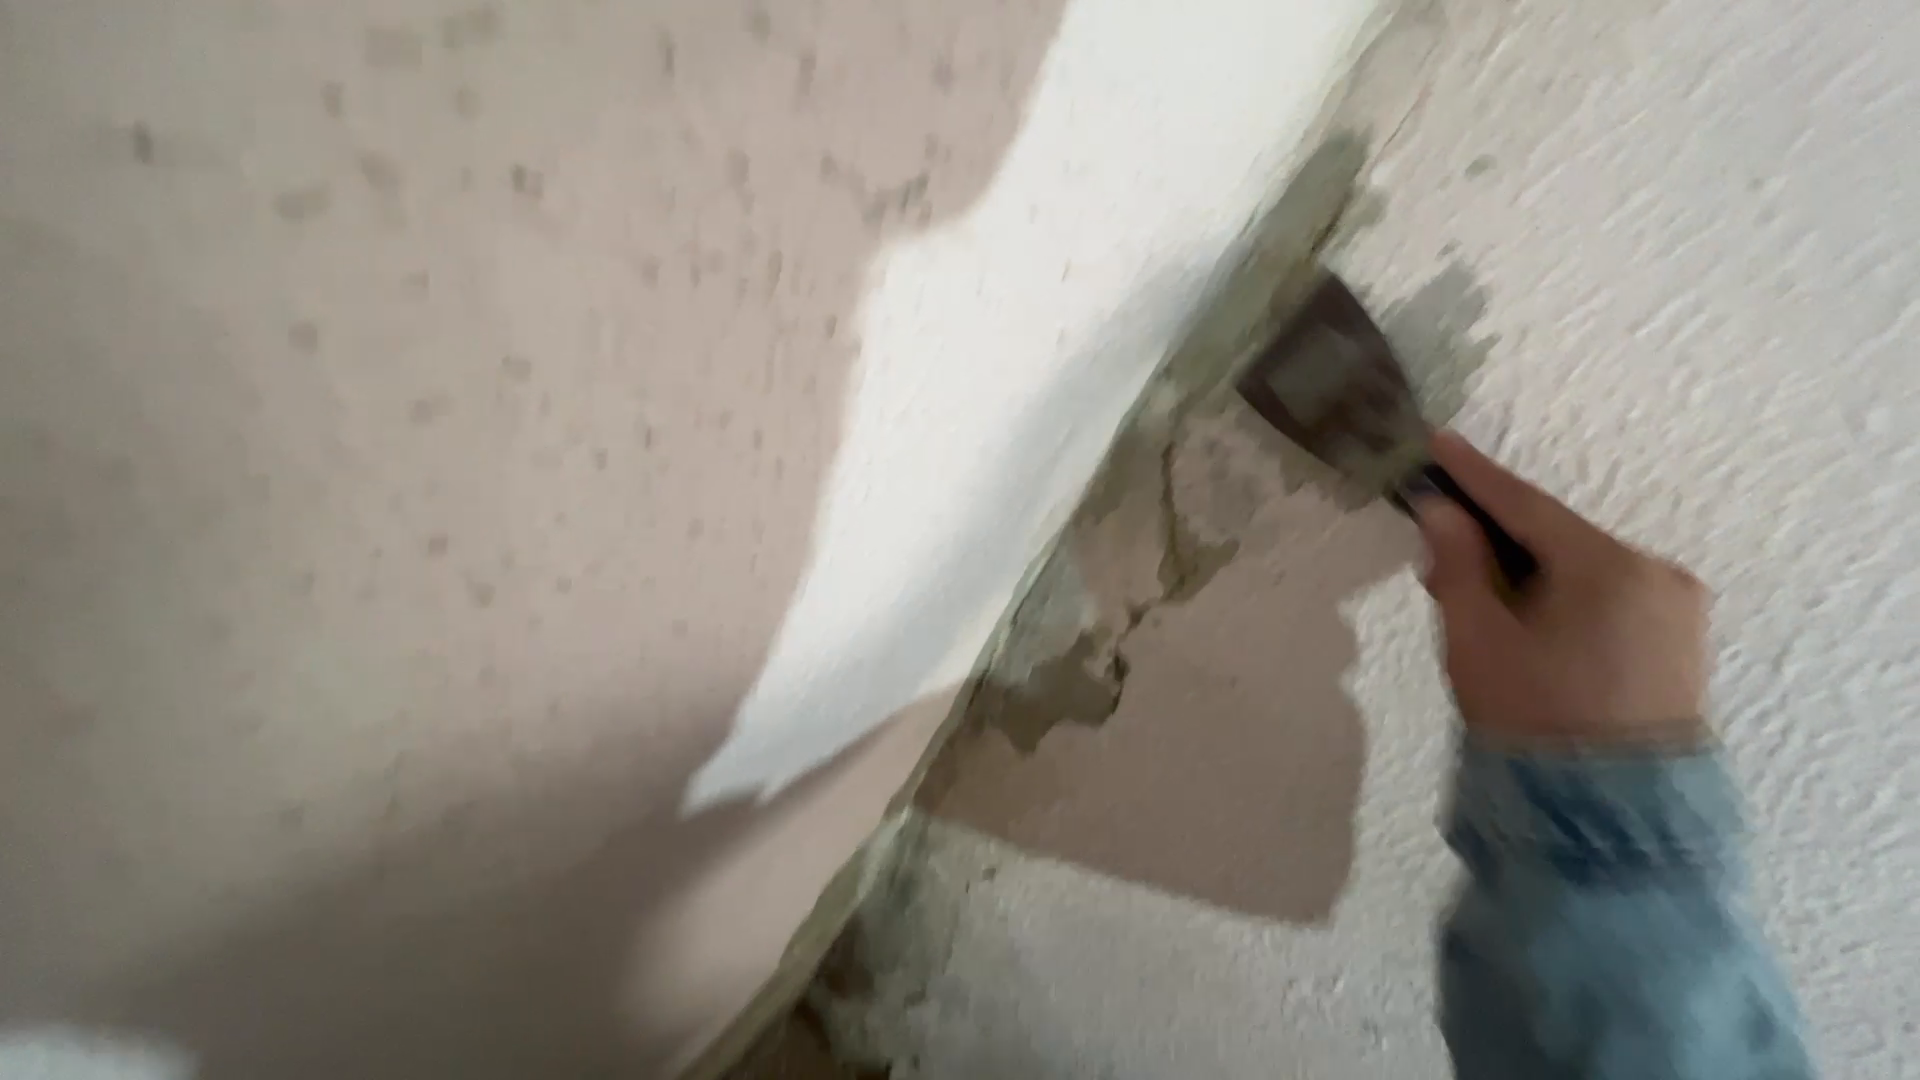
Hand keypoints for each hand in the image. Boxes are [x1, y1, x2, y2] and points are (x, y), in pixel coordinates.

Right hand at [1413, 432, 1711, 748]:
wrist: (1603, 809)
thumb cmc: (1529, 711)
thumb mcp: (1476, 635)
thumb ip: (1458, 562)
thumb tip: (1440, 509)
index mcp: (1609, 568)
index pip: (1526, 506)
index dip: (1474, 473)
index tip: (1435, 440)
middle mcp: (1656, 573)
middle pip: (1553, 536)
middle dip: (1491, 535)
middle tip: (1436, 545)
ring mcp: (1674, 605)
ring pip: (1576, 565)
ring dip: (1519, 566)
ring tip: (1469, 592)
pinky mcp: (1675, 636)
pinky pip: (1600, 591)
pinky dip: (1552, 590)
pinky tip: (1517, 612)